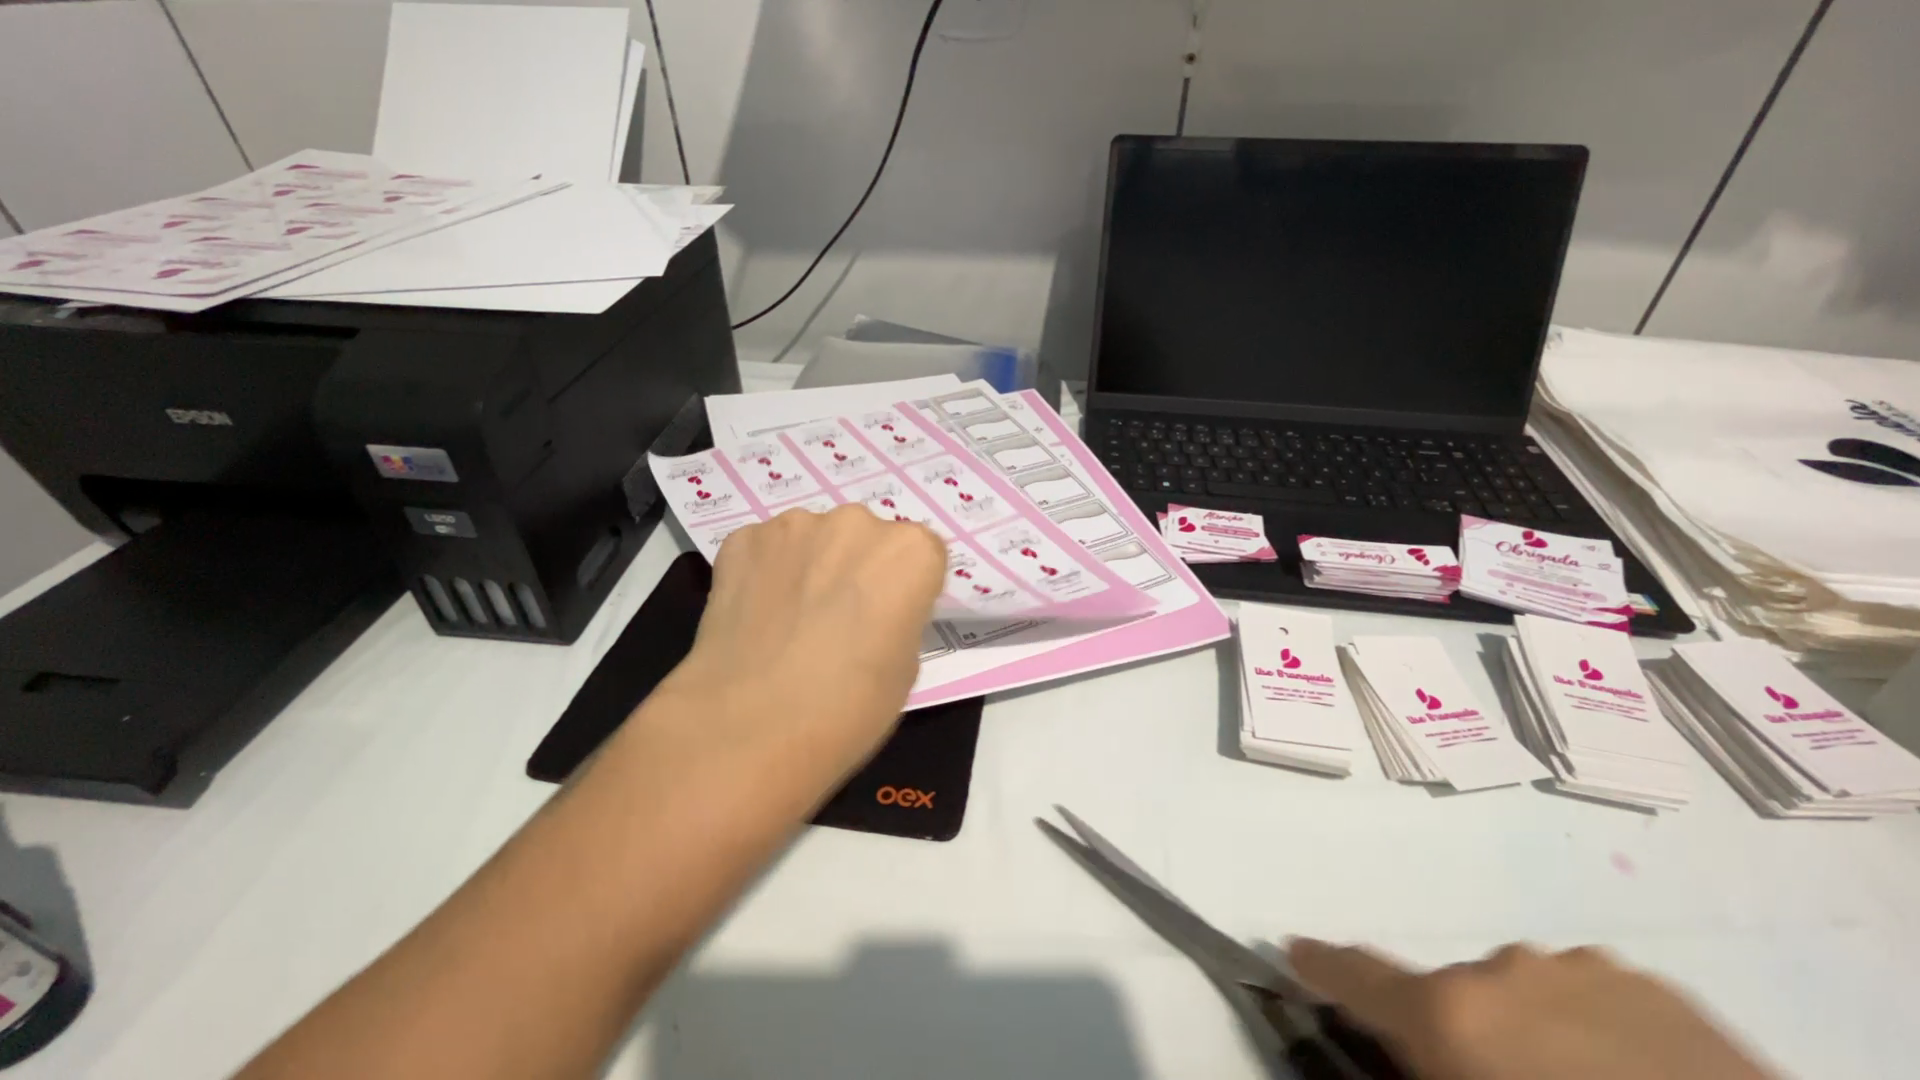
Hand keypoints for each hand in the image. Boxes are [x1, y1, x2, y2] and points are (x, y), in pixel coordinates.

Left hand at [657, 505, 946, 775]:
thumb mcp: (906, 668)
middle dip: (855, 569)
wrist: (750, 727)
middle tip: (837, 622)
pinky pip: (764, 550)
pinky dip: (763, 574)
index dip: (905, 591)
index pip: (922, 556)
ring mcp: (794, 526)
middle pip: (865, 538)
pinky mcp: (742, 539)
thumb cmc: (848, 708)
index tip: (887, 622)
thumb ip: (898, 618)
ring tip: (790, 623)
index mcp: (911, 552)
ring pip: (812, 539)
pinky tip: (755, 619)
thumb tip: (871, 612)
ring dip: (809, 567)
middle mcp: (857, 523)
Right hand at [1287, 938, 1778, 1079]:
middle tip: (1488, 1079)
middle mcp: (1503, 970)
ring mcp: (1582, 970)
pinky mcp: (1653, 986)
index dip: (1320, 964)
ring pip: (1525, 993)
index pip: (1359, 976)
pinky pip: (1589, 998)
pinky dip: (1585, 1030)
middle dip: (1456, 1032)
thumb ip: (1414, 1066)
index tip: (1290, 945)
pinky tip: (1626, 1077)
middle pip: (1451, 994)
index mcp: (1451, 1012)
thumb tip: (1387, 1053)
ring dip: (1527, 1031)